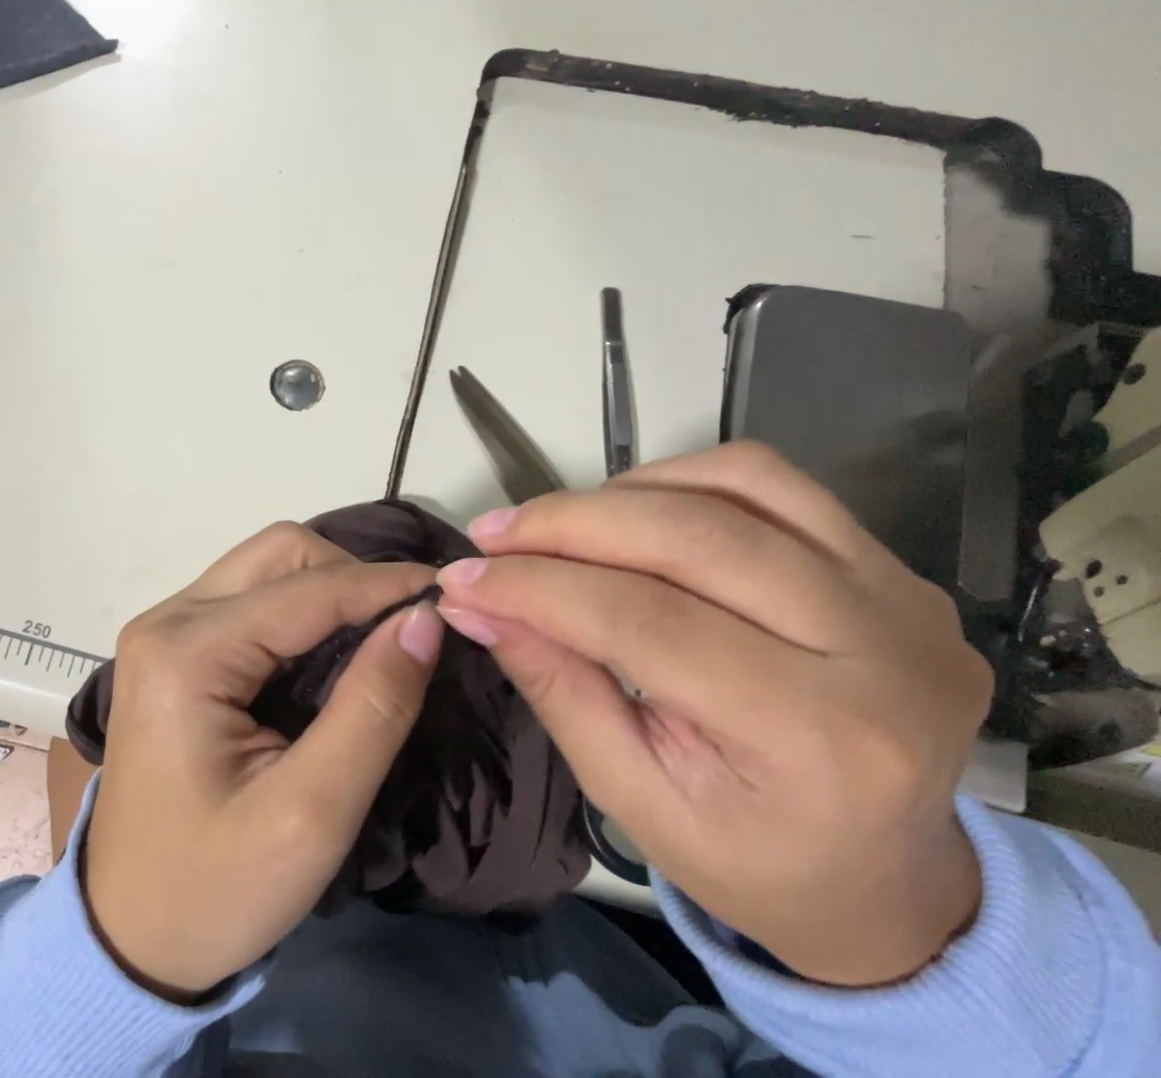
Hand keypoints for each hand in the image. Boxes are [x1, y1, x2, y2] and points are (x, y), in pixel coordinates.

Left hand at [84, 523, 442, 1000]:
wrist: (130, 936)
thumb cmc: (217, 888)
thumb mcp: (311, 812)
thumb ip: (372, 708)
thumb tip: (424, 620)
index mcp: (186, 653)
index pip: (308, 589)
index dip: (387, 585)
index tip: (455, 594)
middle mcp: (165, 623)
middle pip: (277, 555)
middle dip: (352, 576)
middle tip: (412, 626)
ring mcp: (162, 637)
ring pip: (262, 572)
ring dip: (327, 591)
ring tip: (385, 638)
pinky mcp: (171, 658)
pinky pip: (247, 606)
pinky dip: (300, 615)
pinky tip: (337, 653)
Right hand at [434, 442, 989, 985]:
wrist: (885, 882)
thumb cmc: (745, 858)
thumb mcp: (629, 792)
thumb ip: (555, 686)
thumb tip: (473, 603)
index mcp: (816, 737)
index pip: (647, 621)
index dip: (538, 588)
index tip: (460, 576)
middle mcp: (885, 651)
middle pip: (696, 537)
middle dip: (569, 523)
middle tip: (490, 535)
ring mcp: (906, 599)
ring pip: (743, 484)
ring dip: (625, 491)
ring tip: (553, 526)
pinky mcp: (902, 572)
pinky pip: (779, 488)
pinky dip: (684, 483)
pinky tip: (628, 515)